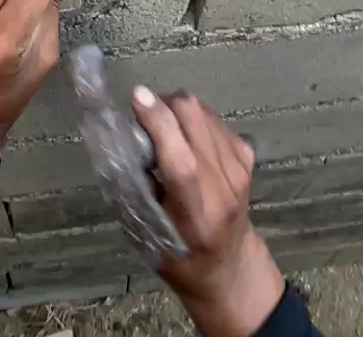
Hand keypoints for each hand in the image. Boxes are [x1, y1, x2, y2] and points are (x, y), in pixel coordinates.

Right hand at [134, 87, 284, 336]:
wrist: (231, 264)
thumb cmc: (180, 256)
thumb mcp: (148, 236)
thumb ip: (133, 191)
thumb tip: (117, 139)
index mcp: (196, 216)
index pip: (181, 162)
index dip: (159, 124)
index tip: (137, 98)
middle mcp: (223, 187)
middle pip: (193, 119)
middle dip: (161, 106)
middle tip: (144, 121)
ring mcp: (238, 167)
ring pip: (200, 108)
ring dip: (175, 109)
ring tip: (164, 131)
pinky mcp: (245, 153)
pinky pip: (211, 115)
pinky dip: (192, 118)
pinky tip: (185, 139)